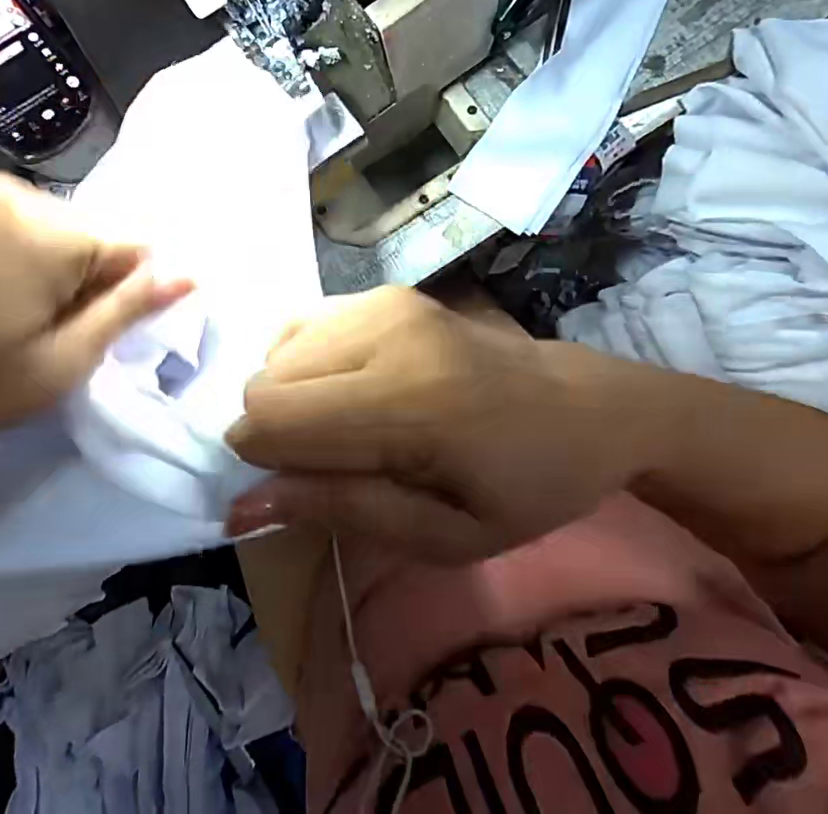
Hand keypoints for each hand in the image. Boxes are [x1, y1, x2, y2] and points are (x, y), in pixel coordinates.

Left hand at [0, 173, 190, 502]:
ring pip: (22, 232)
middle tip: (22, 350)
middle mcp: (0, 189)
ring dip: (19, 276)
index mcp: (47, 227)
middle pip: (74, 238)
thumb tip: (186, 272)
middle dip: (68, 287)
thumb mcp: (46, 371)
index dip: (118, 300)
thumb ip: (123, 314)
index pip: (131, 249)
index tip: (81, 344)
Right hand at [225, 287, 648, 561]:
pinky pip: (302, 327)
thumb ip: (344, 510)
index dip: (263, 463)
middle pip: (264, 383)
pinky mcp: (386, 292)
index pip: (273, 421)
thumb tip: (243, 504)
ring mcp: (386, 301)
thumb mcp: (447, 535)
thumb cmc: (527, 485)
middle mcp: (387, 333)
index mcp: (410, 403)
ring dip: (293, 398)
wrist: (584, 406)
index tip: (304, 488)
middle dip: (279, 433)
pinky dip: (307, 365)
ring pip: (276, 353)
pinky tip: (352, 386)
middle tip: (340, 461)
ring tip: (354, 424)